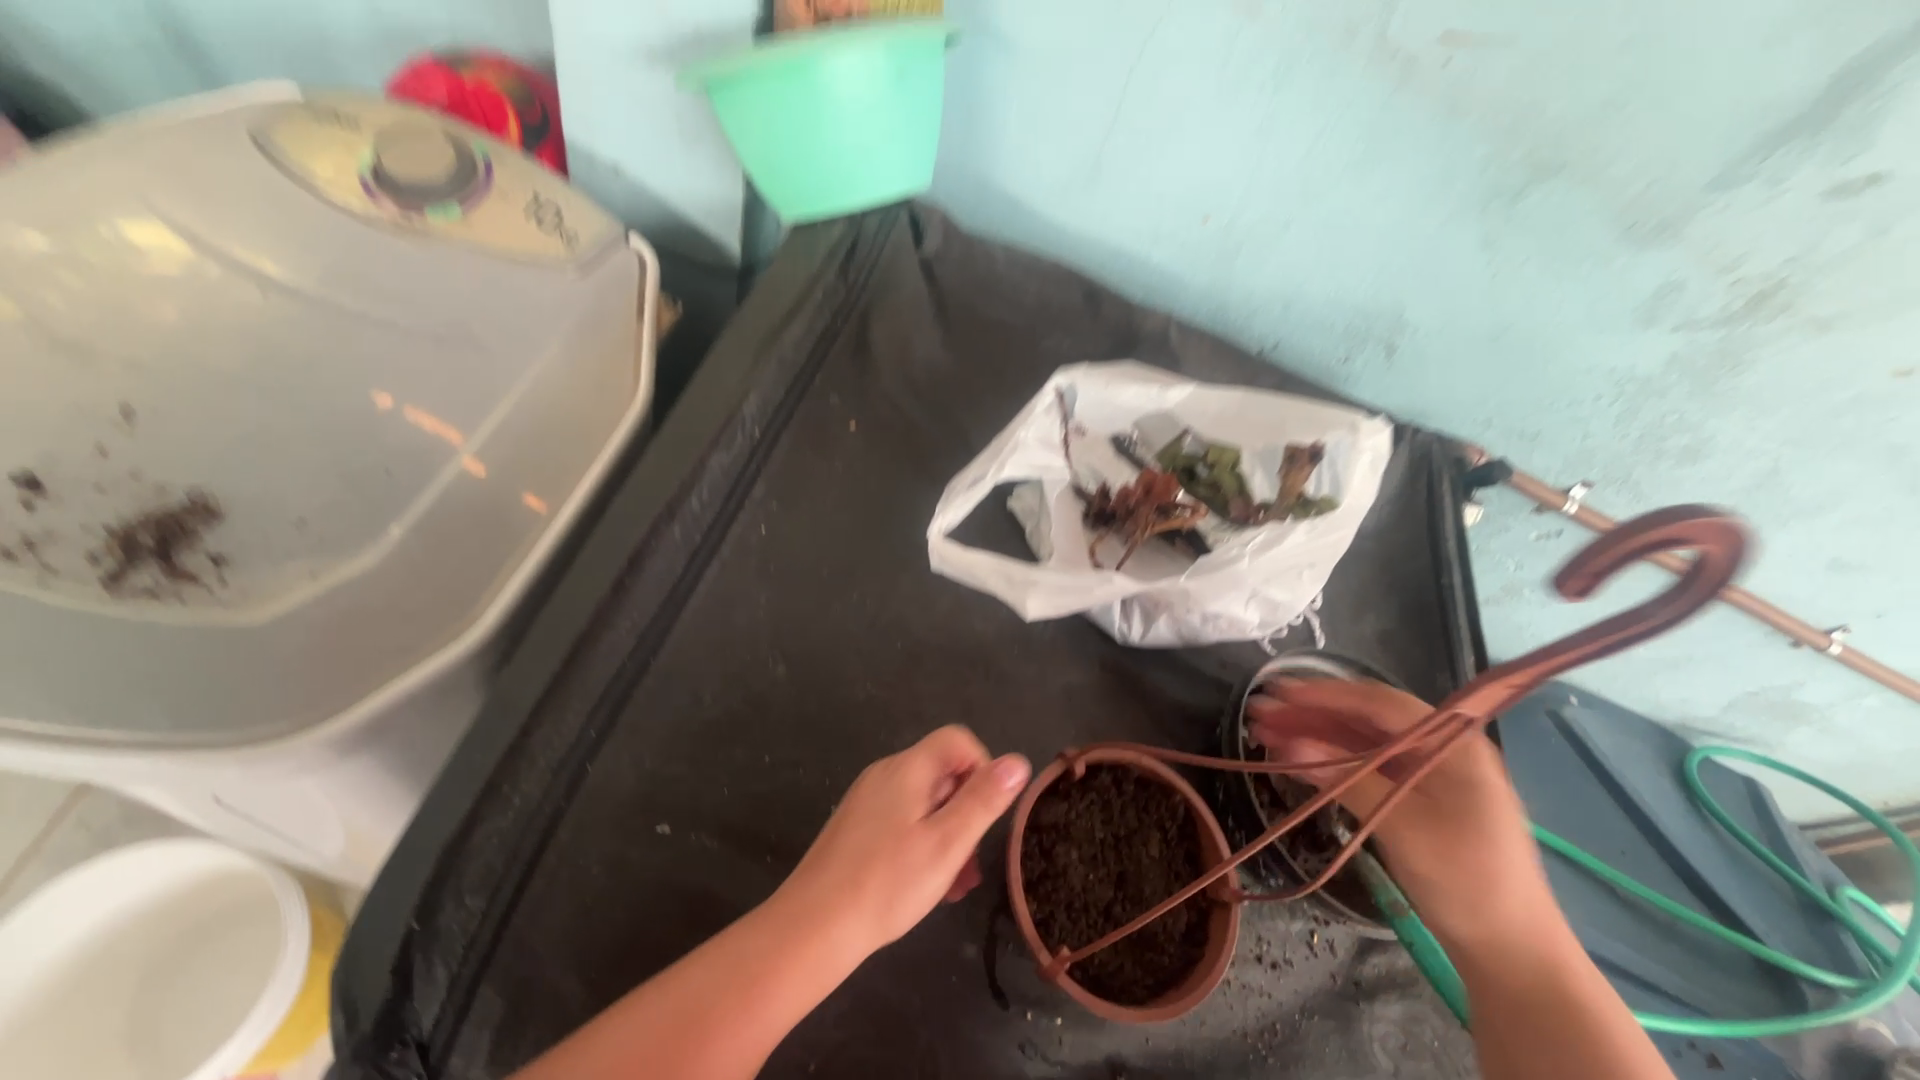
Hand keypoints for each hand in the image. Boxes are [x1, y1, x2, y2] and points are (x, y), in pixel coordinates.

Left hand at [775, 725, 1030, 957]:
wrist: (813, 927)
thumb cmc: (887, 884)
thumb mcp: (947, 844)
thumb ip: (983, 800)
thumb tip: (1018, 761)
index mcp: (907, 770)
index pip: (957, 740)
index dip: (982, 768)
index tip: (987, 814)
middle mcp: (884, 776)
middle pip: (942, 773)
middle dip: (967, 811)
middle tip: (973, 861)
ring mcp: (866, 802)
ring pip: (924, 804)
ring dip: (949, 836)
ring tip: (956, 884)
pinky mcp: (856, 829)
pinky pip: (903, 823)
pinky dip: (923, 845)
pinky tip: (927, 887)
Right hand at [1245, 678, 1552, 945]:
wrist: (1510, 948)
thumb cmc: (1464, 879)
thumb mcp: (1400, 824)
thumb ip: (1346, 778)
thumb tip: (1288, 743)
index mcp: (1451, 743)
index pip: (1377, 703)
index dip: (1324, 694)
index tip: (1277, 692)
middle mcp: (1441, 748)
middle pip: (1367, 719)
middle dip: (1312, 714)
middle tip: (1260, 712)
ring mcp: (1431, 774)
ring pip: (1364, 742)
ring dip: (1317, 736)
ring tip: (1266, 733)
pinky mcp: (1420, 799)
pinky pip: (1371, 767)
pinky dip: (1334, 762)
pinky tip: (1300, 760)